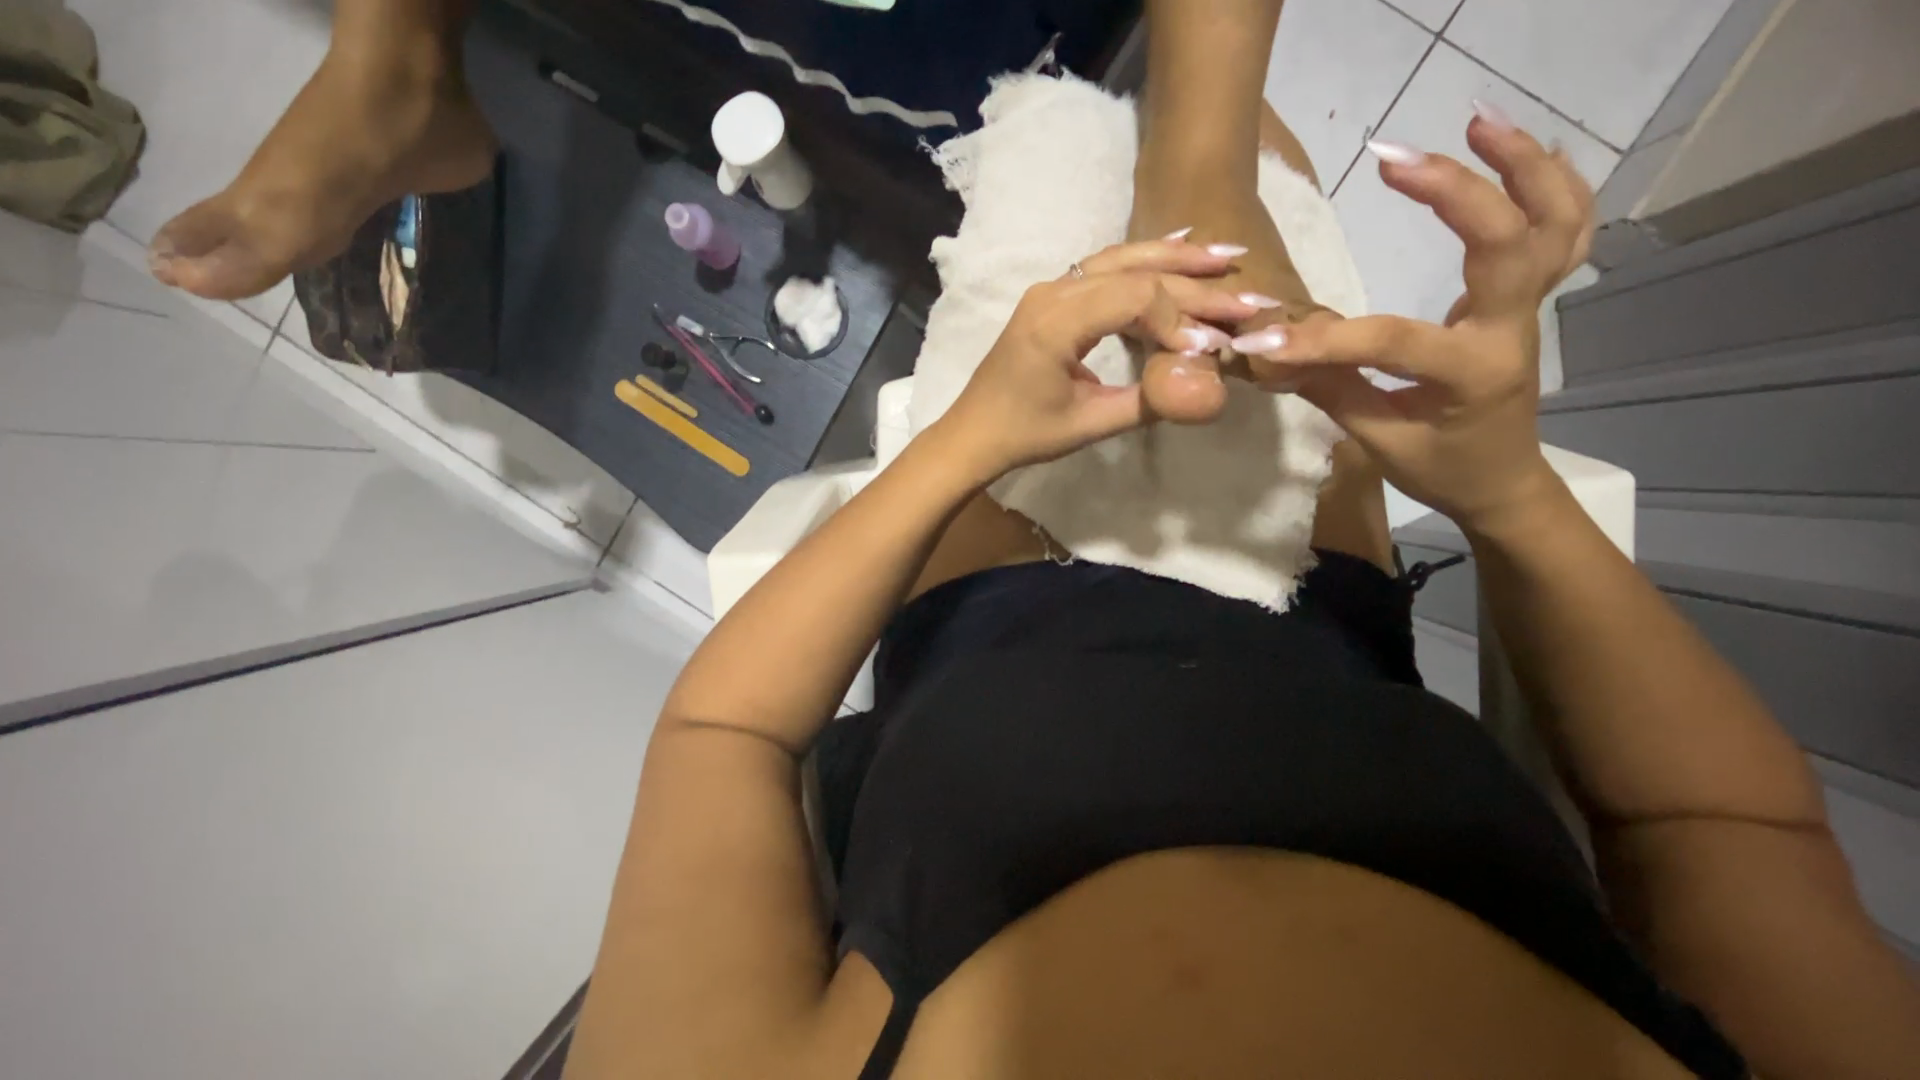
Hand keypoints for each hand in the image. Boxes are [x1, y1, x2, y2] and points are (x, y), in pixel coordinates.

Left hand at [933, 238, 1266, 476]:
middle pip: (1135, 273)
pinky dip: (1145, 260)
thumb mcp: (1089, 425)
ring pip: (1121, 259)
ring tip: (1225, 257)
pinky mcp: (1053, 296)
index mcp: (1056, 322)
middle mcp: (1053, 292)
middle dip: (1193, 286)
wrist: (975, 431)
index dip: (1180, 318)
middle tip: (1246, 298)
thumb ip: (1147, 401)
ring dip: (1174, 259)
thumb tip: (1204, 379)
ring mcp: (1051, 289)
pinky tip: (1179, 248)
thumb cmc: (1026, 433)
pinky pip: (1104, 266)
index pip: (1135, 298)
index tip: (1212, 347)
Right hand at [1234, 109, 1596, 533]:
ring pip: (1555, 220)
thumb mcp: (1381, 441)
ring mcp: (1530, 309)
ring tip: (1477, 123)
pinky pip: (1564, 230)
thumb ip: (1329, 388)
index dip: (1325, 339)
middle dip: (1456, 192)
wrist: (1504, 481)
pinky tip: (1517, 151)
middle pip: (1509, 240)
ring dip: (1522, 165)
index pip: (1394, 341)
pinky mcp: (1528, 298)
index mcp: (1473, 373)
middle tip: (1392, 161)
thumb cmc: (1443, 469)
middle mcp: (1511, 329)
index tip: (1262, 338)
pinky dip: (1551, 183)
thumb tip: (1267, 352)